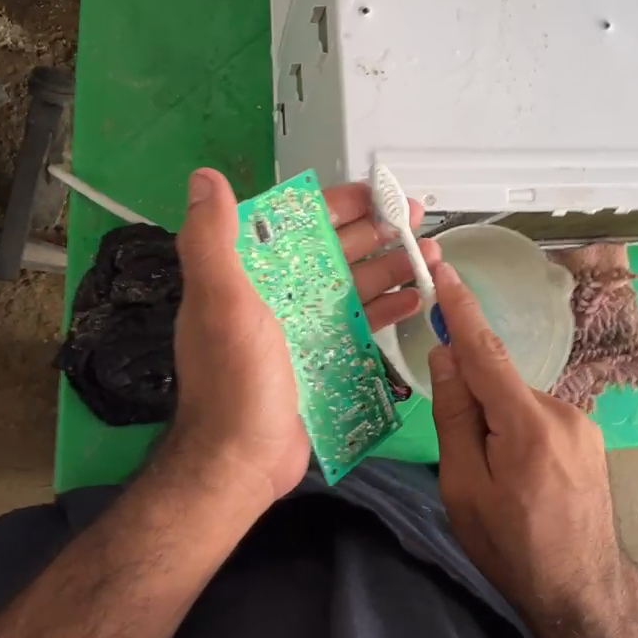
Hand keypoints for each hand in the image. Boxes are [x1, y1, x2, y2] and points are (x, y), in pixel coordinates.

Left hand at [162, 169, 441, 506]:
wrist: (241, 460)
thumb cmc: (233, 379)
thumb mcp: (220, 302)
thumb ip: (212, 240)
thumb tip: (206, 177)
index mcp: (254, 273)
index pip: (300, 223)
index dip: (338, 203)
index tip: (377, 192)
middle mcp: (279, 293)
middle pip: (336, 249)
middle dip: (377, 230)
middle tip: (417, 216)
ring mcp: (304, 326)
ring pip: (355, 284)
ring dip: (392, 265)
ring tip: (432, 254)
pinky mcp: (324, 357)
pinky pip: (361, 323)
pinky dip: (388, 308)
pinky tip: (417, 298)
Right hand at [425, 262, 636, 637]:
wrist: (583, 593)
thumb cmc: (512, 548)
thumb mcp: (465, 488)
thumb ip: (456, 416)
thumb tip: (446, 356)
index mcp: (527, 425)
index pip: (485, 352)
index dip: (462, 310)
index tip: (446, 270)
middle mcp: (562, 411)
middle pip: (500, 381)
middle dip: (474, 400)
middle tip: (468, 457)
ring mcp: (582, 423)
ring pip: (519, 401)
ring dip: (498, 421)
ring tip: (500, 480)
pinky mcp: (589, 435)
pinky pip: (538, 415)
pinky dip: (518, 429)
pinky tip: (522, 476)